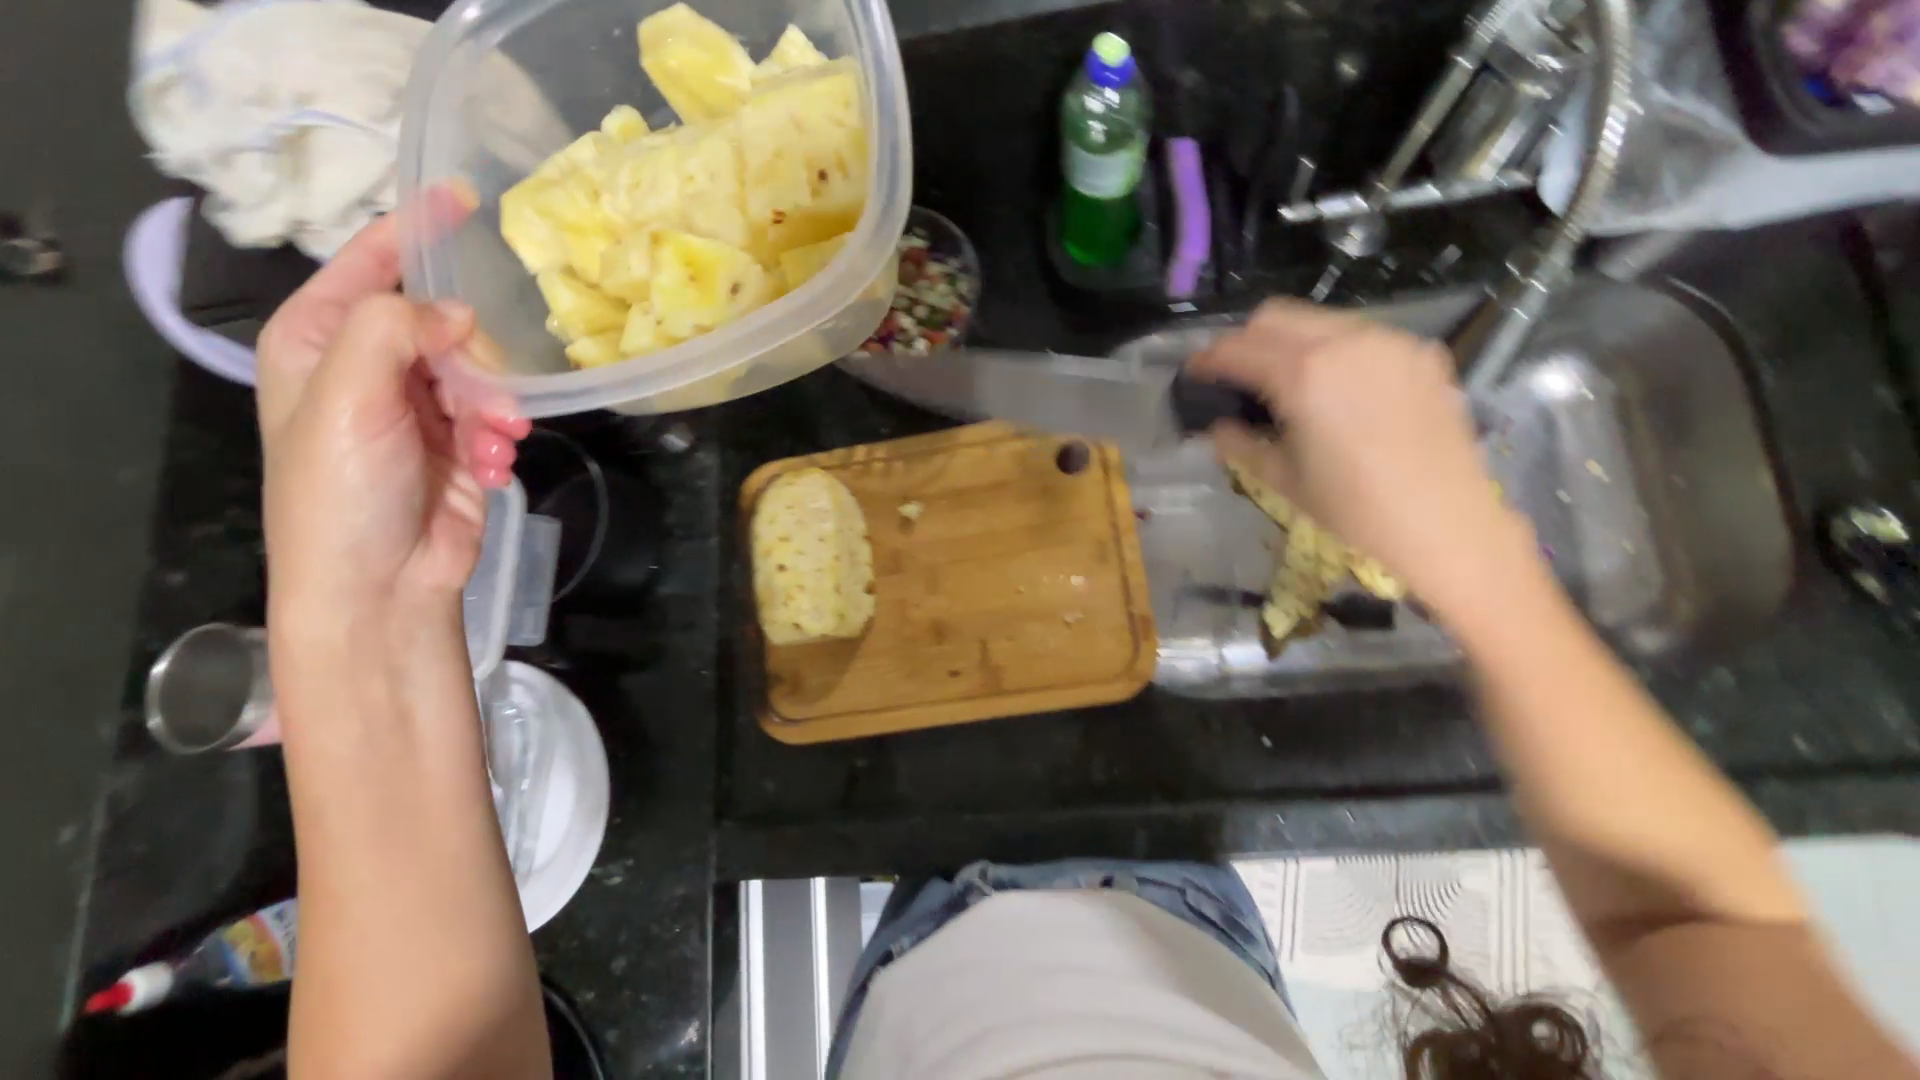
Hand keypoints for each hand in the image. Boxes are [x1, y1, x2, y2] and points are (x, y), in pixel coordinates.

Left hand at [256, 190, 531, 635]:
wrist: (380, 585)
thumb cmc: (341, 490)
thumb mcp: (347, 397)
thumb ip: (396, 330)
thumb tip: (459, 314)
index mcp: (319, 340)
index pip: (369, 263)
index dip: (414, 229)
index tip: (465, 196)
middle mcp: (370, 367)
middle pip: (442, 322)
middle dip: (473, 357)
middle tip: (481, 396)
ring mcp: (419, 407)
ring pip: (481, 370)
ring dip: (496, 404)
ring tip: (494, 441)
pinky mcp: (461, 444)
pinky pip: (499, 415)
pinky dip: (502, 438)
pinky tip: (494, 465)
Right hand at [1189, 298, 1542, 617]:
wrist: (1448, 524)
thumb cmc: (1356, 510)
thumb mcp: (1284, 480)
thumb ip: (1241, 444)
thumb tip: (1216, 427)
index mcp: (1303, 375)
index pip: (1238, 350)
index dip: (1208, 360)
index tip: (1194, 373)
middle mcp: (1344, 342)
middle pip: (1274, 317)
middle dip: (1245, 340)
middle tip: (1235, 374)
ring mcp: (1388, 342)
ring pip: (1319, 320)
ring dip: (1289, 341)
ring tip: (1285, 380)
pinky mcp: (1419, 353)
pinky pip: (1361, 336)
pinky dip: (1334, 351)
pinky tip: (1337, 389)